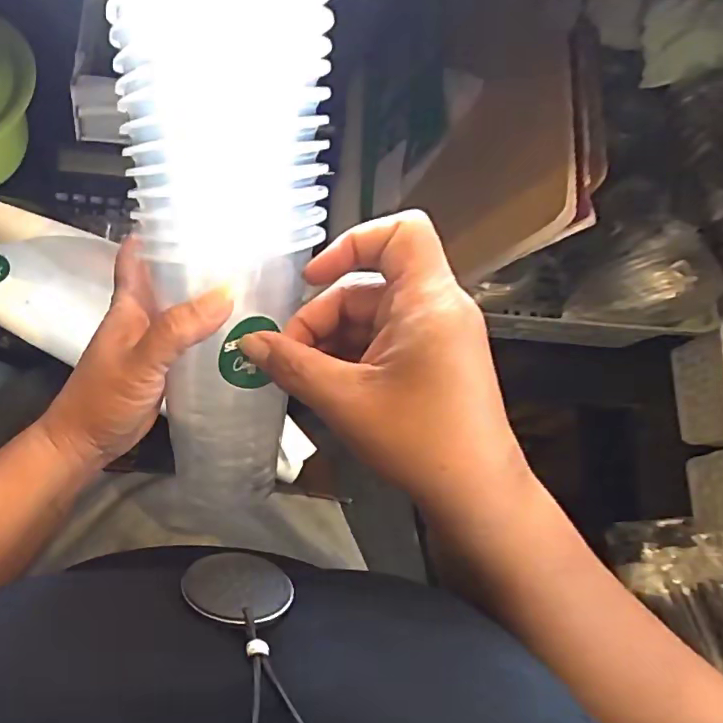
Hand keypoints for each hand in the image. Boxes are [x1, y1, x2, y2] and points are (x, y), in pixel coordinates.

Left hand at [39, 237, 232, 466]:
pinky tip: (237, 334)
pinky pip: (189, 343)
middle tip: (246, 249)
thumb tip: (225, 293)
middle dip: (200, 264)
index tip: (199, 214)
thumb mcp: (141, 360)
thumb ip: (177, 329)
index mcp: (129, 305)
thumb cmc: (104, 398)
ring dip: (209, 301)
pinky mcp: (163, 369)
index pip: (140, 255)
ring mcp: (153, 345)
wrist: (87, 443)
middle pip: (171, 280)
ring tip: (254, 285)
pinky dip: (209, 336)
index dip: (162, 230)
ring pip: (183, 312)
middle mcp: (142, 318)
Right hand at [237, 211, 533, 527]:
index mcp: (427, 302)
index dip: (349, 244)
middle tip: (287, 359)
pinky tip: (326, 387)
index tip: (309, 281)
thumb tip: (249, 343)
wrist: (473, 490)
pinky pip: (382, 343)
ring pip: (370, 319)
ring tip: (302, 379)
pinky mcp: (432, 362)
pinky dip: (349, 358)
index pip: (398, 233)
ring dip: (329, 343)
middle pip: (366, 287)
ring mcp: (436, 337)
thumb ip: (291, 366)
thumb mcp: (344, 400)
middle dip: (320, 318)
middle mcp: (437, 309)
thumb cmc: (420, 441)